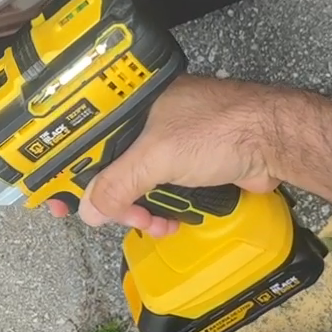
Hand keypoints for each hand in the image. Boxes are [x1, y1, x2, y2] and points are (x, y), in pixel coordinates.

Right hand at [52, 76, 292, 235]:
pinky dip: (159, 209)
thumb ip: (117, 186)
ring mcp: (165, 143)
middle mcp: (143, 122)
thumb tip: (90, 211)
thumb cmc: (218, 130)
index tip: (57, 198)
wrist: (273, 141)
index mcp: (129, 108)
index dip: (67, 170)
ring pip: (133, 183)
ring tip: (149, 224)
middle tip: (111, 219)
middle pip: (107, 167)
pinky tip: (169, 222)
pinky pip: (159, 190)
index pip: (84, 140)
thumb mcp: (155, 158)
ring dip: (137, 210)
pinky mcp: (186, 162)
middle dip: (108, 198)